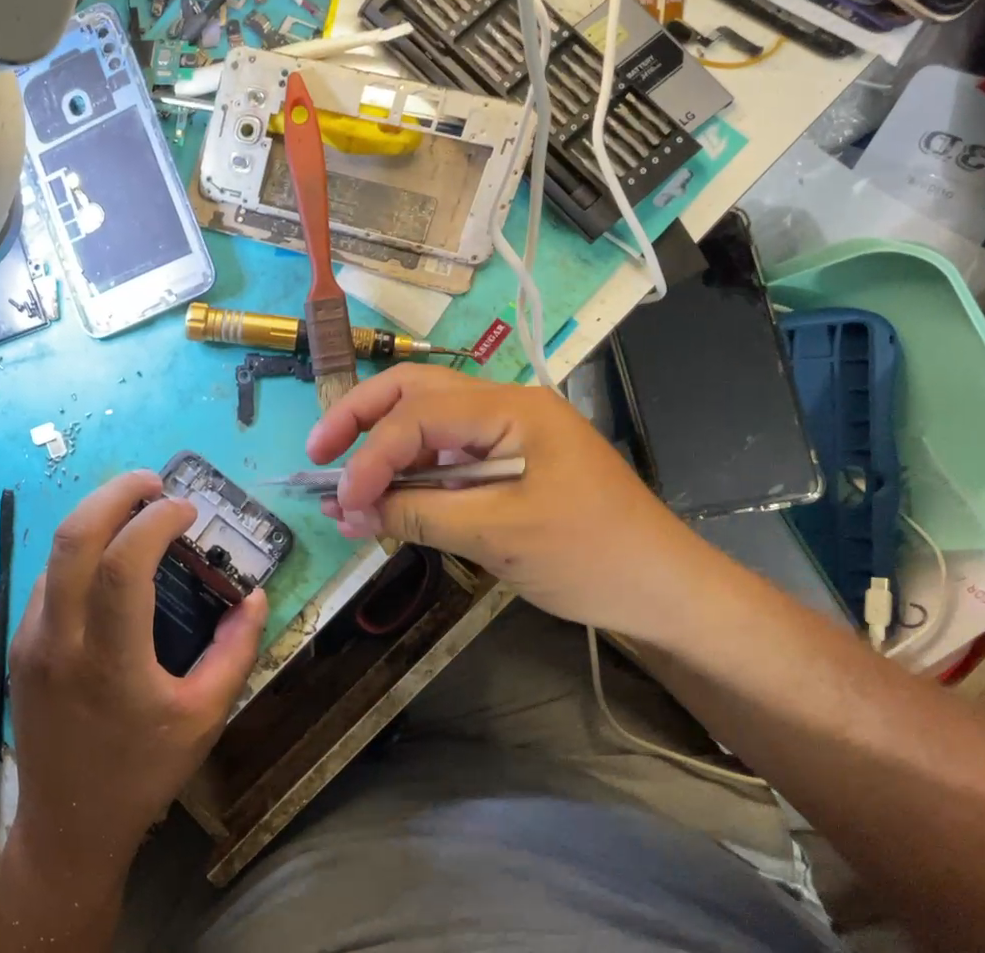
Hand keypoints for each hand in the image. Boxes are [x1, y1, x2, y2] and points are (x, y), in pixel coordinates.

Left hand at [7, 470, 268, 867]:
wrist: (69, 821)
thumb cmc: (143, 772)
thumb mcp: (205, 717)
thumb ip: (236, 651)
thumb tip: (253, 595)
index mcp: (110, 661)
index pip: (124, 562)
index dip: (158, 521)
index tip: (188, 510)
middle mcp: (59, 640)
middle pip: (74, 536)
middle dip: (115, 493)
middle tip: (154, 483)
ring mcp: (31, 639)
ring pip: (55, 552)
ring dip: (96, 518)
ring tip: (137, 513)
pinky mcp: (20, 644)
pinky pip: (49, 579)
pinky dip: (81, 551)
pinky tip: (110, 558)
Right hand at [305, 365, 709, 638]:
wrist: (666, 592)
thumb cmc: (592, 557)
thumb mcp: (498, 536)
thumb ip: (417, 515)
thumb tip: (347, 512)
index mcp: (511, 409)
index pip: (417, 416)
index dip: (371, 456)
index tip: (342, 500)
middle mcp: (504, 408)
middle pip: (414, 392)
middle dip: (360, 418)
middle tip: (318, 453)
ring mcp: (505, 436)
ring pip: (424, 421)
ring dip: (379, 448)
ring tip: (340, 485)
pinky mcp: (504, 467)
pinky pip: (443, 459)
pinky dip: (406, 477)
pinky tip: (379, 502)